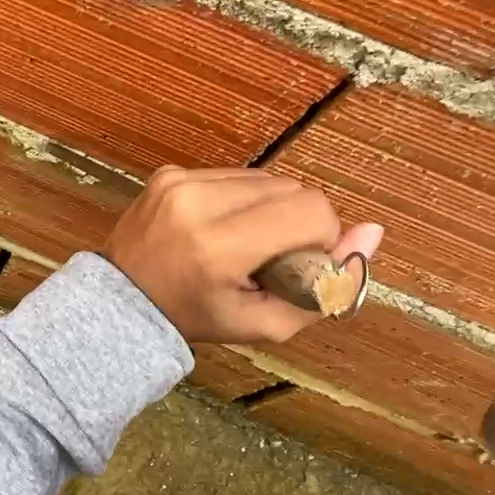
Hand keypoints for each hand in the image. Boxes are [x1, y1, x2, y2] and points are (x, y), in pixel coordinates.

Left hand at [101, 167, 382, 344]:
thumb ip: (328, 286)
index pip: (309, 211)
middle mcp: (195, 203)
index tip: (297, 264)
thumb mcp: (265, 322)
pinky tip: (219, 228)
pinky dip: (239, 200)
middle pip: (292, 188)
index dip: (320, 238)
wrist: (122, 299)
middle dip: (296, 222)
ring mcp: (177, 181)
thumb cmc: (194, 316)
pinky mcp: (169, 172)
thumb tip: (372, 231)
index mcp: (217, 246)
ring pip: (265, 178)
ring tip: (241, 244)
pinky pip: (232, 175)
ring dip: (268, 208)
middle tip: (268, 258)